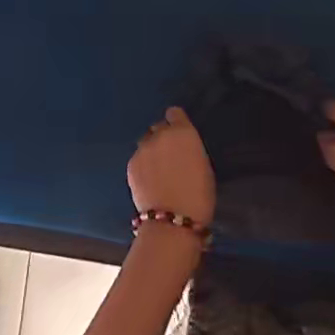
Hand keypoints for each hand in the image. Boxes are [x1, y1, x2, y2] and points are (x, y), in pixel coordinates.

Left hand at [127, 107, 215, 224]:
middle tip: (168, 156)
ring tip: (157, 170)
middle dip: (162, 138)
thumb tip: (181, 149)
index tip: (178, 132)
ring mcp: (143, 149)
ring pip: (146, 143)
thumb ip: (190, 150)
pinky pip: (138, 158)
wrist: (172, 220)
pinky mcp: (131, 165)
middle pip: (158, 128)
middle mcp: (161, 135)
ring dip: (151, 151)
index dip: (176, 122)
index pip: (174, 113)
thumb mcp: (203, 166)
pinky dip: (142, 165)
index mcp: (183, 133)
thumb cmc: (199, 196)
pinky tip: (148, 181)